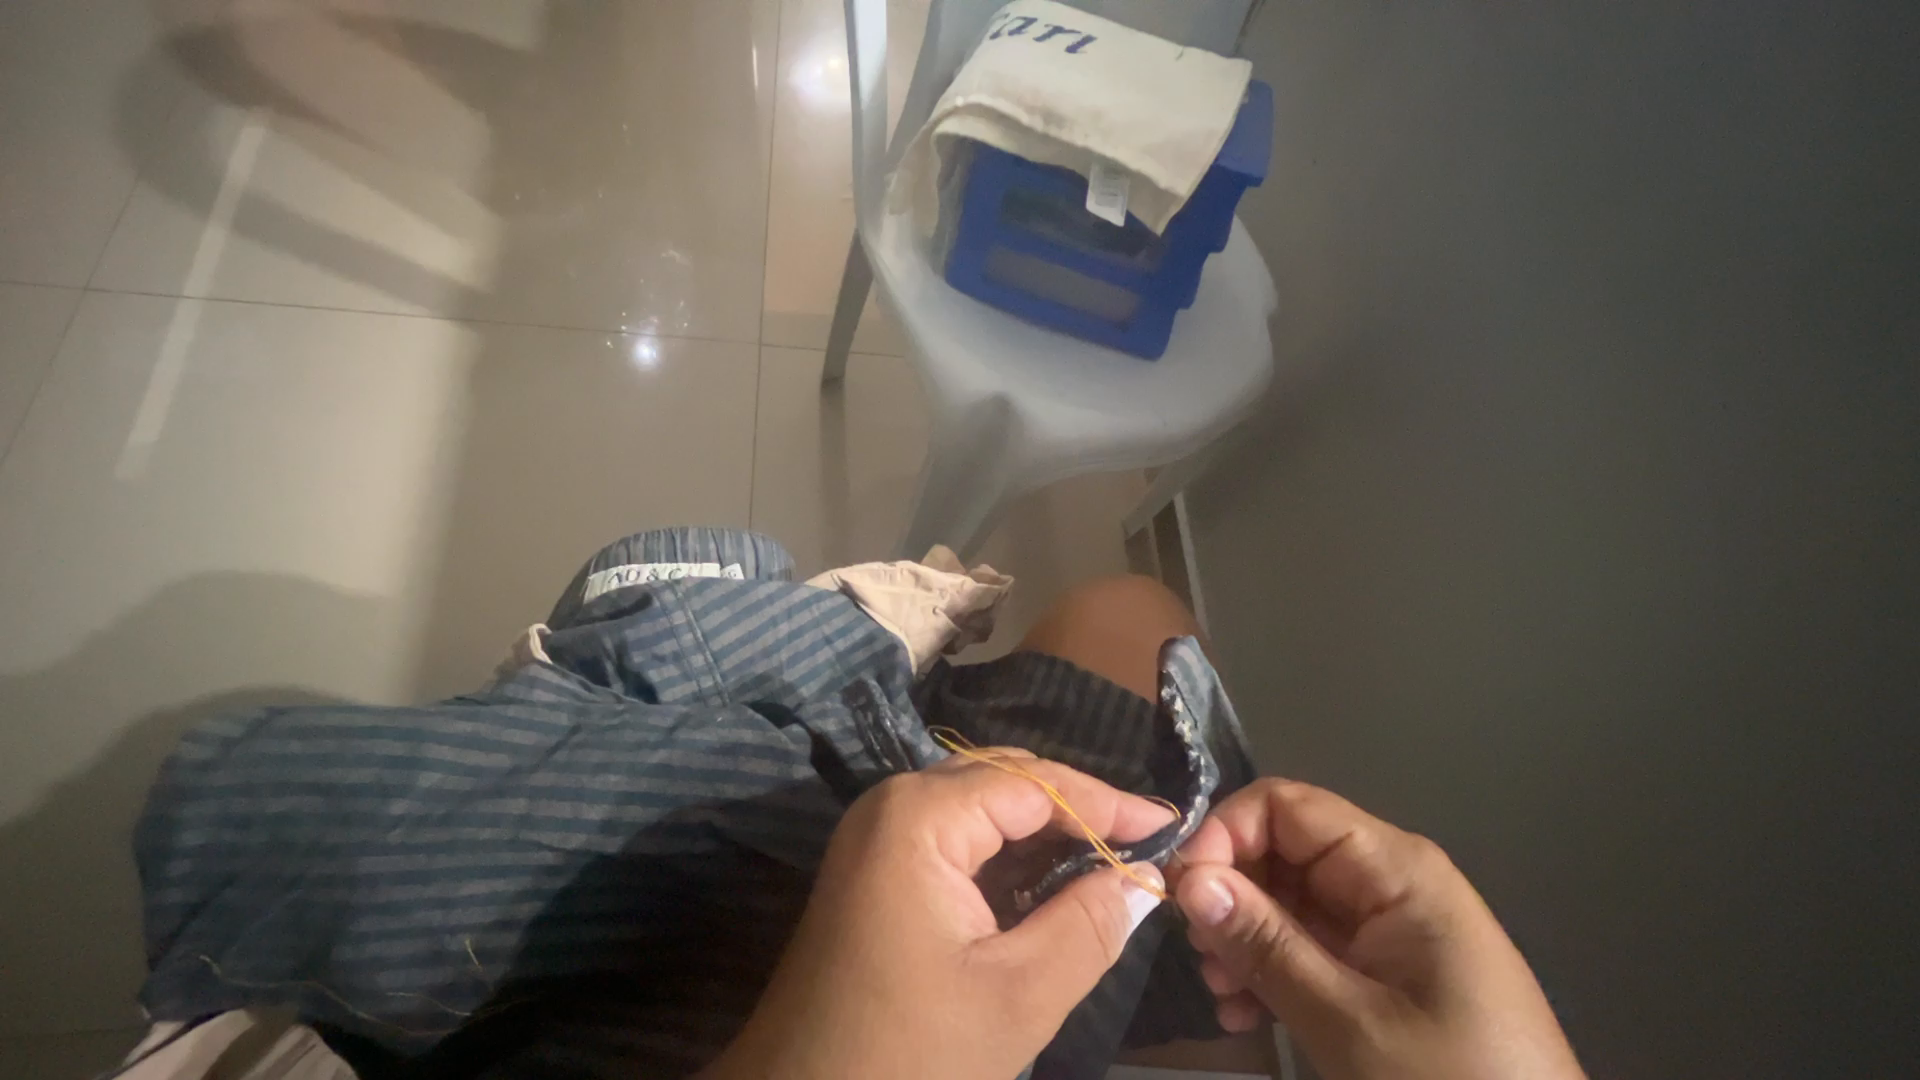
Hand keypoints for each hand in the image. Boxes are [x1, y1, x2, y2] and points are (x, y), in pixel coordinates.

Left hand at [702, 751, 1174, 1079]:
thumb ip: (1089, 925)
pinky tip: (1047, 879)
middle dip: (1075, 808)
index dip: (1105, 802)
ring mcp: (878, 830)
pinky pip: (954, 833)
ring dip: (1043, 829)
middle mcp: (893, 802)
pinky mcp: (876, 862)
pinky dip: (1006, 851)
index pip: (1032, 783)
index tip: (1168, 825)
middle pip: (1005, 779)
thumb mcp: (1015, 997)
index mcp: (919, 815)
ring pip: (980, 803)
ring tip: (1108, 858)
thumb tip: (1146, 878)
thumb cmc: (905, 1054)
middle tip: (1141, 843)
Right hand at [1170, 779, 1585, 1079]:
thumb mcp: (1351, 1022)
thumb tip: (1188, 880)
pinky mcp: (1376, 965)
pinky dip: (1265, 966)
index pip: (1285, 805)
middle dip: (1229, 893)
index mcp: (1394, 867)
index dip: (1226, 833)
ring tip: (1220, 991)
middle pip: (1279, 849)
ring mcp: (1380, 924)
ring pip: (1283, 897)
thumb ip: (1265, 944)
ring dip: (1240, 936)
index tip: (1184, 891)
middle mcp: (1384, 879)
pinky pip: (1303, 940)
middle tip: (1200, 954)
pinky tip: (1242, 1011)